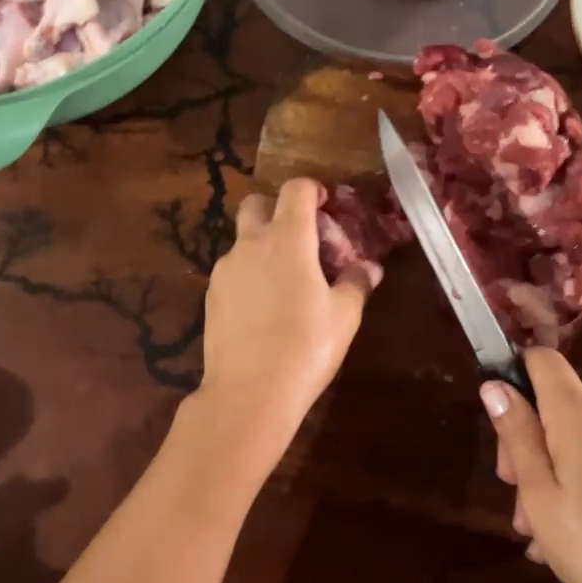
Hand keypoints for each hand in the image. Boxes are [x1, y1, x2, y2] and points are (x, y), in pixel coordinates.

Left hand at [199, 178, 379, 425]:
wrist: (249, 393)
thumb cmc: (305, 347)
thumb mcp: (344, 316)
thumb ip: (356, 283)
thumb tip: (369, 267)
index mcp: (287, 237)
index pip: (295, 189)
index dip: (312, 190)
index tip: (326, 205)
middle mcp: (251, 243)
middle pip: (257, 203)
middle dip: (277, 210)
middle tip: (302, 238)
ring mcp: (225, 268)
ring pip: (243, 239)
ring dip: (263, 245)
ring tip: (286, 281)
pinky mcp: (211, 294)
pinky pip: (233, 270)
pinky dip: (249, 274)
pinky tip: (264, 308)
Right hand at [482, 349, 581, 582]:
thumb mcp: (540, 496)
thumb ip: (517, 435)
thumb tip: (494, 386)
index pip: (543, 359)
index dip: (515, 375)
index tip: (501, 421)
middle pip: (556, 404)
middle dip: (528, 441)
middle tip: (514, 494)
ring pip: (577, 438)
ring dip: (551, 471)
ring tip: (539, 530)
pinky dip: (579, 483)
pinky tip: (571, 533)